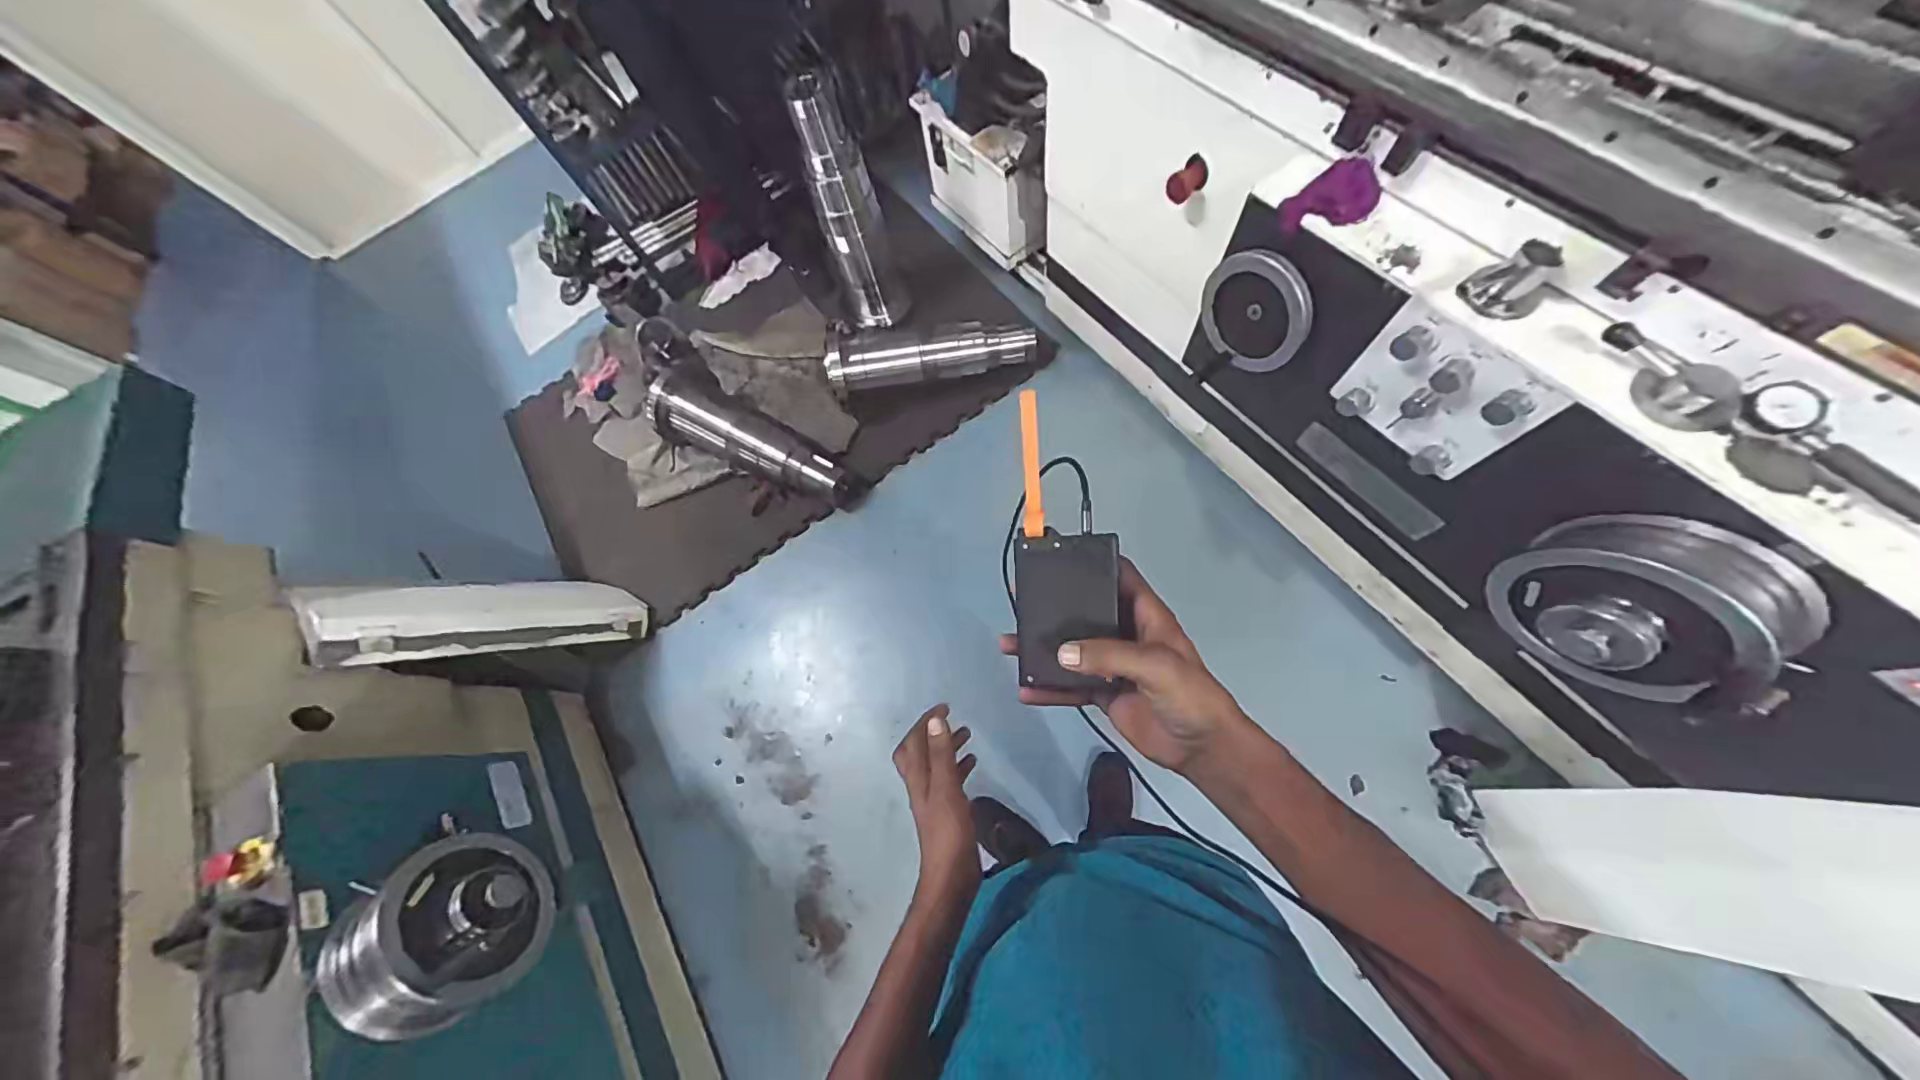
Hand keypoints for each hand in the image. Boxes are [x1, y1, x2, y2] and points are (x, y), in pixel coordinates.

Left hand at [891, 704, 979, 895]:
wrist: (951, 877)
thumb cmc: (948, 833)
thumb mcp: (946, 789)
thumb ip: (941, 755)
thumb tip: (935, 721)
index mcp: (918, 779)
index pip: (914, 742)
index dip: (925, 723)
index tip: (944, 707)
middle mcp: (922, 787)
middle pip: (921, 753)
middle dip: (934, 733)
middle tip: (953, 719)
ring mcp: (934, 801)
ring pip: (937, 766)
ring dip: (947, 748)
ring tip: (967, 736)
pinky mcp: (947, 813)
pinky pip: (950, 781)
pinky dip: (958, 768)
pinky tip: (972, 766)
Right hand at [1001, 558, 1247, 773]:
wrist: (1202, 748)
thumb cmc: (1194, 697)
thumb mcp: (1156, 665)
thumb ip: (1109, 655)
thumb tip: (1064, 652)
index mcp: (1147, 617)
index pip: (1121, 578)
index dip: (1096, 564)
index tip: (1064, 557)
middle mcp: (1128, 637)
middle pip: (1087, 613)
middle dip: (1057, 607)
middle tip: (1026, 599)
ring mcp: (1114, 666)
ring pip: (1073, 651)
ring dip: (1045, 649)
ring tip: (1013, 644)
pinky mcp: (1105, 694)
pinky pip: (1070, 686)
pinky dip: (1049, 687)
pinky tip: (1029, 688)